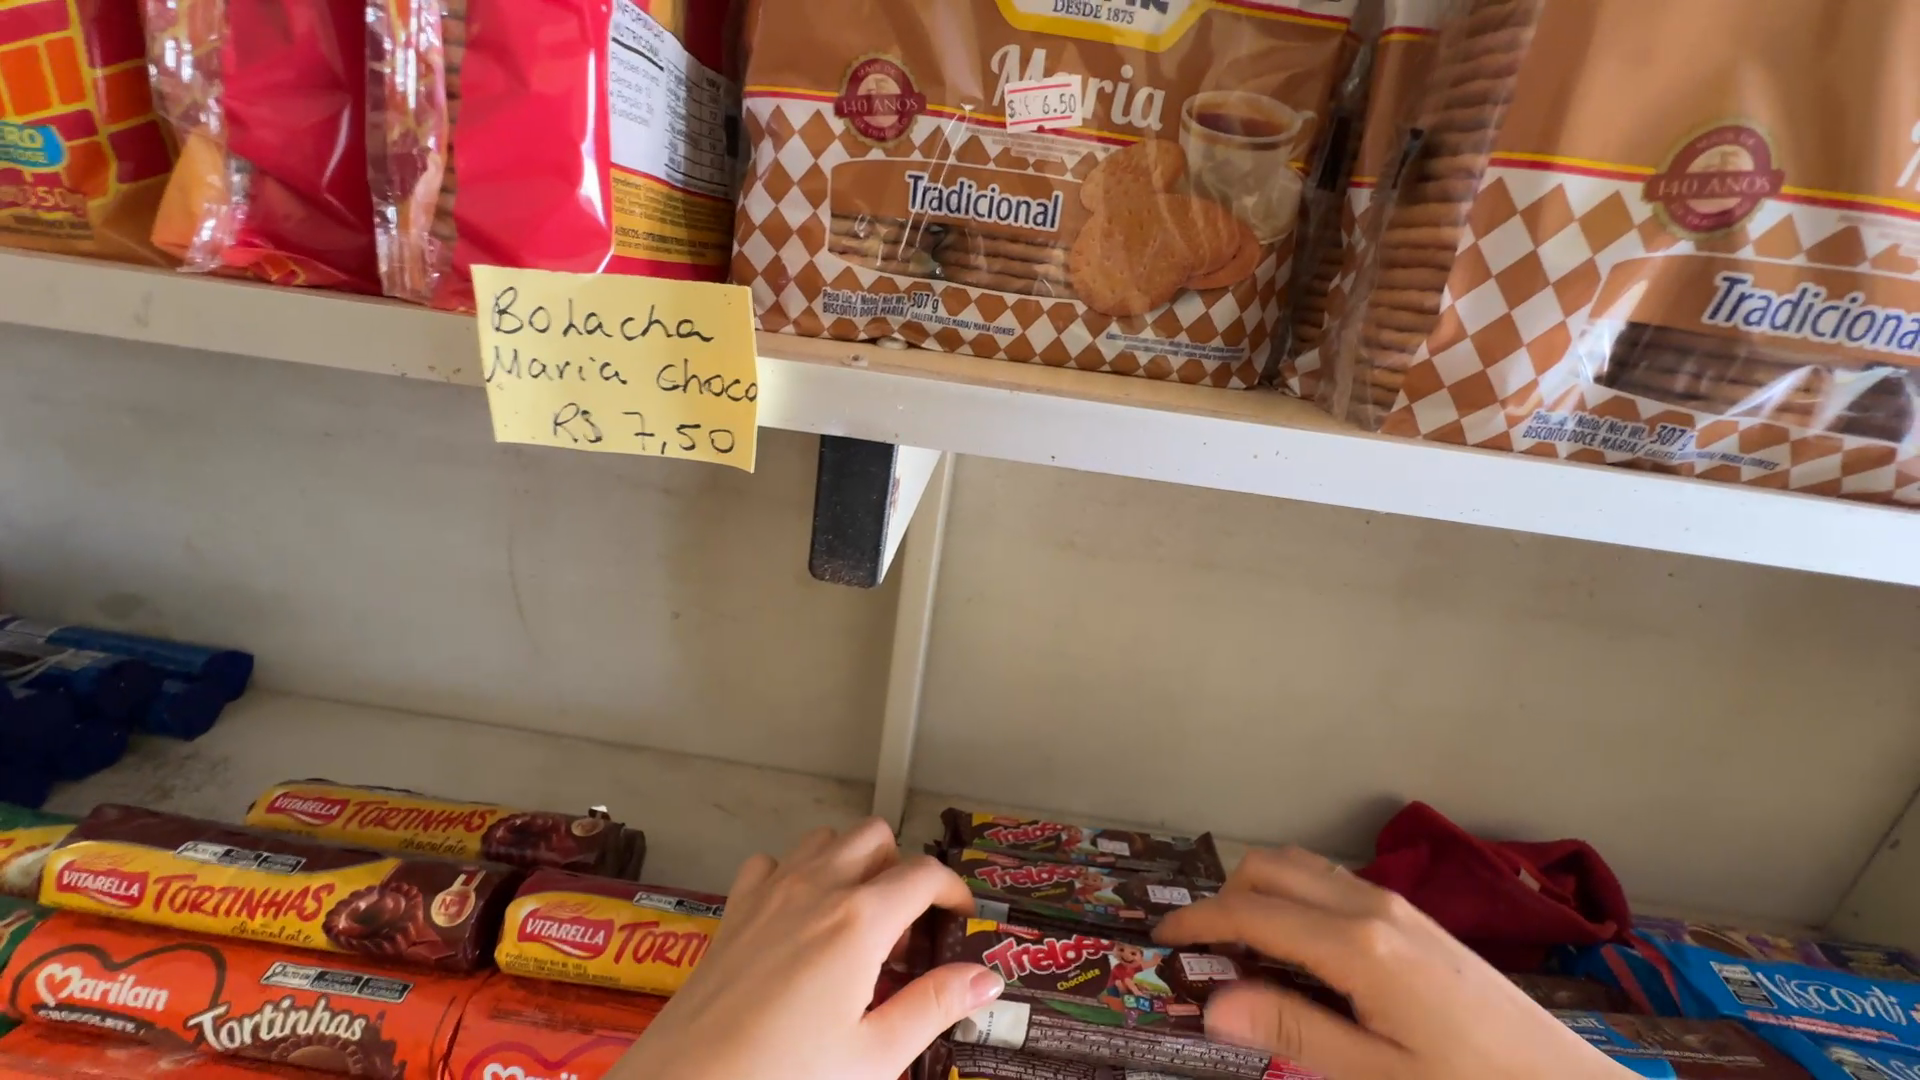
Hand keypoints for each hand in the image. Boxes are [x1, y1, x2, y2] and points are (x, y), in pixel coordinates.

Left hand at [613, 819, 1004, 1079]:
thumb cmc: (785, 1077)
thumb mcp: (874, 1055)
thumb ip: (934, 1004)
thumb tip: (988, 978)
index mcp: (860, 918)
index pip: (924, 873)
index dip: (952, 889)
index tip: (959, 917)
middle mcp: (818, 884)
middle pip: (875, 835)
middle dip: (899, 868)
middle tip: (902, 927)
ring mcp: (771, 888)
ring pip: (826, 837)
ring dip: (850, 862)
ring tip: (854, 921)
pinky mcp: (735, 906)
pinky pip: (773, 861)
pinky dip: (794, 873)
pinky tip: (796, 918)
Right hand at [1154, 847, 1633, 1079]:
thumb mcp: (1381, 1078)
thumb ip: (1294, 1032)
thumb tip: (1211, 1003)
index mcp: (1355, 945)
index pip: (1251, 914)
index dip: (1199, 920)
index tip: (1163, 936)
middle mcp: (1367, 904)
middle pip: (1268, 868)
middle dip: (1224, 898)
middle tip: (1209, 952)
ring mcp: (1391, 901)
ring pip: (1297, 865)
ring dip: (1258, 890)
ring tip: (1247, 947)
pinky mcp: (1408, 912)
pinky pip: (1327, 878)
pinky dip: (1291, 893)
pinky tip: (1301, 946)